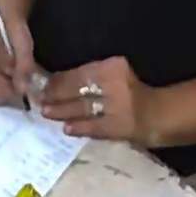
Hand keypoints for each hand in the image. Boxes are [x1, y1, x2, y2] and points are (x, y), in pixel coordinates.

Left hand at [38, 57, 163, 142]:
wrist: (154, 115)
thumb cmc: (131, 92)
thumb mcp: (116, 74)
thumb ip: (94, 75)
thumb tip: (62, 81)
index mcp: (113, 67)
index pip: (82, 72)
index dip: (61, 79)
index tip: (45, 83)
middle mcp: (114, 85)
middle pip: (79, 89)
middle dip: (57, 95)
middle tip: (41, 100)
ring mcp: (115, 108)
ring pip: (83, 108)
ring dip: (63, 111)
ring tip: (47, 113)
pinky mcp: (116, 127)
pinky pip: (93, 127)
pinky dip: (79, 128)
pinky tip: (66, 129)